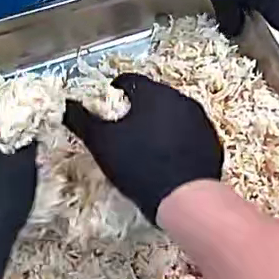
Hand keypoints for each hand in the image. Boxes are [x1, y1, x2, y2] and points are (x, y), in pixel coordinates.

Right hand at [62, 73, 222, 222]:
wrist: (185, 197)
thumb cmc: (139, 165)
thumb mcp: (102, 143)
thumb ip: (81, 120)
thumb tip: (66, 105)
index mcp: (153, 93)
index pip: (128, 80)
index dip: (114, 93)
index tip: (107, 109)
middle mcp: (180, 99)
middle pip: (153, 96)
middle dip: (138, 108)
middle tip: (124, 129)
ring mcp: (200, 120)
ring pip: (174, 114)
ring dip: (160, 123)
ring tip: (145, 146)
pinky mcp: (212, 141)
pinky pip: (190, 134)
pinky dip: (179, 140)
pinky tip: (168, 159)